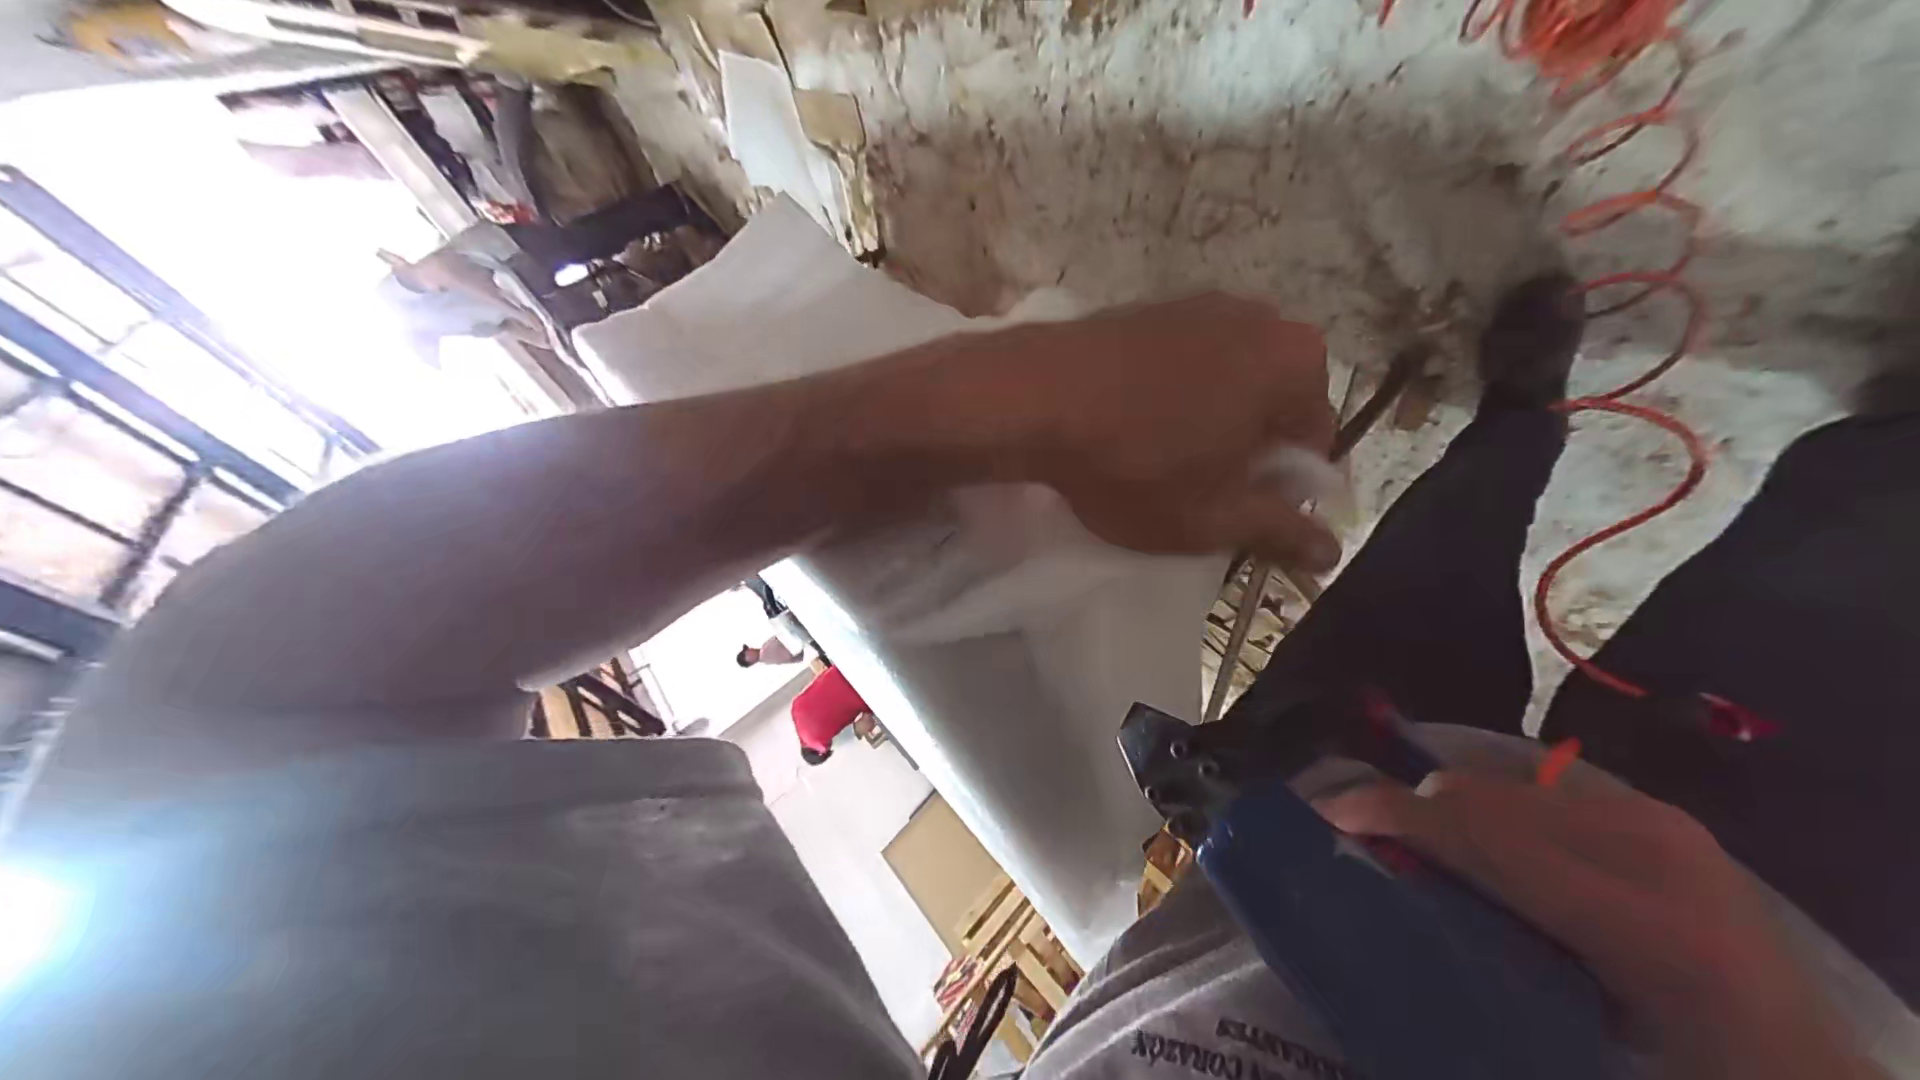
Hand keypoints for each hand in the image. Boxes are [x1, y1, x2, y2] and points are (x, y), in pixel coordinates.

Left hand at [949, 293, 1339, 570]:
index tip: (1243, 517)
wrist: (1031, 398)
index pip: (1314, 443)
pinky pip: (1179, 365)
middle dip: (1244, 454)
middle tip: (1198, 495)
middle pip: (1270, 407)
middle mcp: (1257, 318)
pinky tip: (1130, 426)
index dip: (1284, 490)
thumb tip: (1330, 552)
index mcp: (1296, 362)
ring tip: (1158, 464)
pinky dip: (1169, 398)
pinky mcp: (1145, 309)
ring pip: (1224, 384)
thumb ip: (1278, 531)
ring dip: (1206, 425)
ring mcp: (1196, 306)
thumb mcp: (1210, 517)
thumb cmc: (1133, 463)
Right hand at [1316, 772, 1881, 1079]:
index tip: (1326, 816)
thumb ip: (1477, 961)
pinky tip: (1477, 846)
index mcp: (1649, 934)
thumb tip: (1376, 890)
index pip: (1483, 841)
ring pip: (1495, 785)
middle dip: (1404, 810)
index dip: (1393, 817)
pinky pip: (1528, 789)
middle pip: (1479, 799)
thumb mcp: (1566, 1040)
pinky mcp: (1652, 811)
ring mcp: (1658, 821)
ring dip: (1441, 811)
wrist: (1799, 1073)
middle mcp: (1658, 854)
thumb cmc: (1677, 1071)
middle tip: (1360, 839)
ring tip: (1417, 847)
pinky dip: (1482, 810)